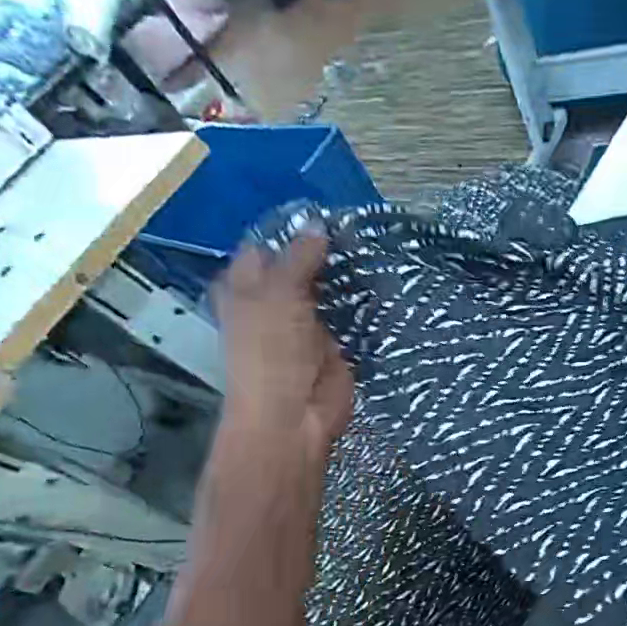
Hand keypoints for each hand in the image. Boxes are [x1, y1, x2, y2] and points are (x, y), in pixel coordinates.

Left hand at [212, 229, 353, 454]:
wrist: (295, 413)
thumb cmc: (271, 352)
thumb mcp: (279, 294)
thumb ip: (299, 258)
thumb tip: (318, 223)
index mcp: (245, 285)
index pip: (267, 246)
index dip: (292, 230)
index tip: (328, 212)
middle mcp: (274, 301)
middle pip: (300, 266)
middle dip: (324, 251)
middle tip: (358, 229)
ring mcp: (306, 324)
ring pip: (327, 290)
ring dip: (346, 278)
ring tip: (374, 249)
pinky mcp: (335, 344)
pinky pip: (349, 316)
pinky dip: (363, 305)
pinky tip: (381, 284)